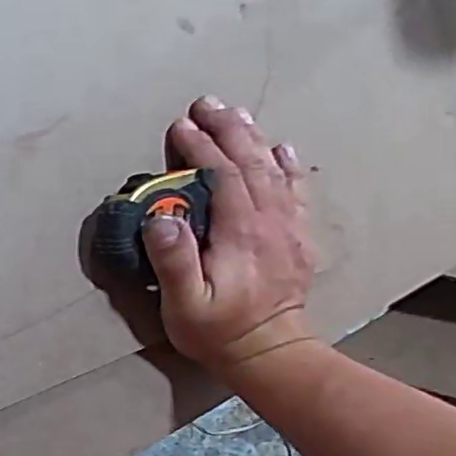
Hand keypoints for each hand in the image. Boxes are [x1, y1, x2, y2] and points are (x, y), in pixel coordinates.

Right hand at [143, 96, 318, 376]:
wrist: (269, 351)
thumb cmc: (216, 330)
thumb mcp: (184, 303)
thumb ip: (174, 260)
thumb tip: (160, 217)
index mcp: (241, 233)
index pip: (224, 177)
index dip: (201, 148)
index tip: (179, 126)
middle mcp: (270, 222)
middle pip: (251, 164)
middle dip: (227, 130)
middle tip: (205, 104)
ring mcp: (287, 228)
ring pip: (274, 170)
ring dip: (252, 139)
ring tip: (233, 114)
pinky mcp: (294, 237)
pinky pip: (295, 190)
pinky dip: (287, 164)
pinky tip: (279, 148)